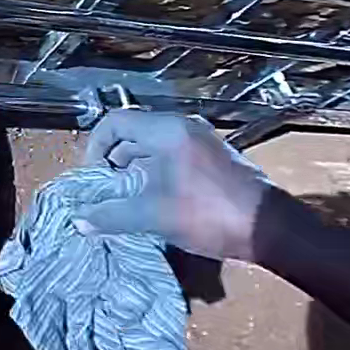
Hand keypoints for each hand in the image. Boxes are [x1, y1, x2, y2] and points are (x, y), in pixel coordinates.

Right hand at [76, 110, 271, 261]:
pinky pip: (172, 154)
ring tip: (126, 197)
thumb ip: (113, 215)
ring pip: (153, 145)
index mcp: (166, 130)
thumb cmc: (209, 213)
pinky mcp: (213, 157)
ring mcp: (201, 140)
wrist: (270, 227)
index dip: (95, 146)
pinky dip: (155, 171)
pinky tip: (154, 199)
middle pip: (133, 132)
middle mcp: (183, 127)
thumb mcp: (154, 215)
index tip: (93, 175)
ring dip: (134, 168)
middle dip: (113, 160)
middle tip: (106, 189)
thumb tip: (80, 221)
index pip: (116, 122)